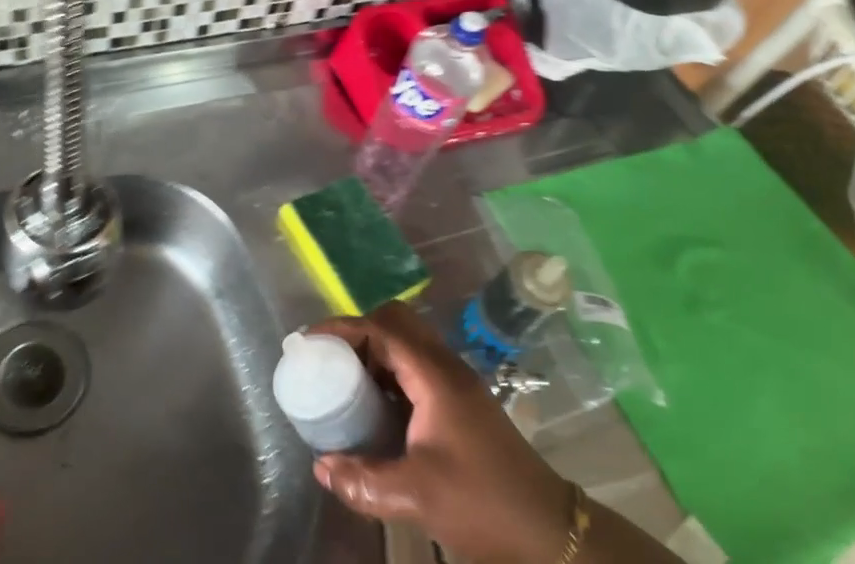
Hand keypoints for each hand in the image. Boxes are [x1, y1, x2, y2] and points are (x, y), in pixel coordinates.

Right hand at [309, 302, 572, 563]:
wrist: (546, 530)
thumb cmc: (482, 502)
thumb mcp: (416, 495)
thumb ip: (364, 479)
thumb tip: (322, 466)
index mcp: (436, 377)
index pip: (384, 329)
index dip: (343, 329)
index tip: (308, 342)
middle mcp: (447, 370)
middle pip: (398, 325)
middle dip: (358, 334)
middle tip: (326, 360)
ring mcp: (456, 386)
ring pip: (408, 346)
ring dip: (373, 354)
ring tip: (340, 382)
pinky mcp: (459, 405)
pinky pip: (415, 371)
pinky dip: (388, 376)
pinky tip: (371, 409)